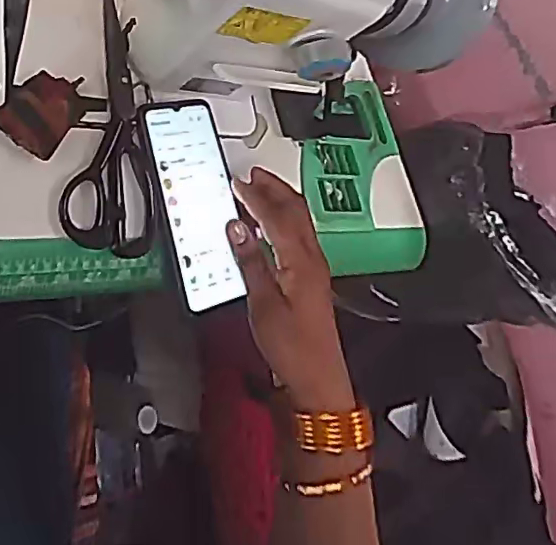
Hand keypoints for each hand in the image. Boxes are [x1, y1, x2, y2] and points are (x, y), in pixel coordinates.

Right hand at [227, 168, 354, 409]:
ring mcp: (314, 267)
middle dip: (274, 187)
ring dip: (280, 200)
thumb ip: (250, 261)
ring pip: (300, 220)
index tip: (238, 183)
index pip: (278, 216)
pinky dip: (283, 218)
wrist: (319, 381)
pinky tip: (267, 224)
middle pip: (295, 210)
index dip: (256, 196)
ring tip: (259, 189)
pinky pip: (299, 234)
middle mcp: (312, 259)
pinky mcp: (312, 277)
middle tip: (252, 174)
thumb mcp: (263, 304)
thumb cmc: (293, 348)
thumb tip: (236, 227)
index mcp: (300, 261)